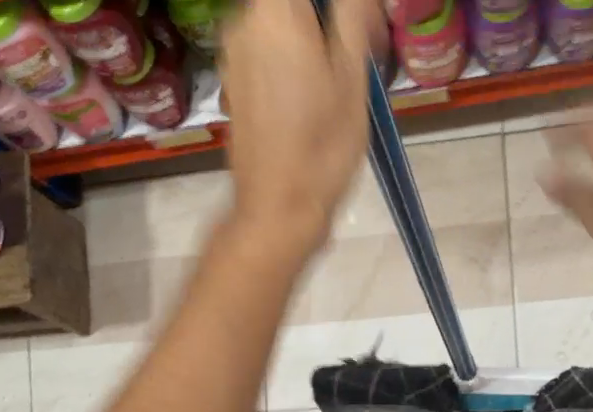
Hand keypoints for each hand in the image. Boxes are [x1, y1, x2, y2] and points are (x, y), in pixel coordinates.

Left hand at [220, 0, 379, 247]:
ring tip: (337, 82)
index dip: (338, 6)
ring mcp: (232, 54)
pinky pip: (265, 53)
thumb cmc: (323, 147)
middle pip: (290, 4)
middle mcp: (244, 21)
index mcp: (275, 12)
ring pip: (278, 26)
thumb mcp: (352, 78)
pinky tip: (311, 101)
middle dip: (325, 19)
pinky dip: (290, 63)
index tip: (360, 25)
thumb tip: (356, 0)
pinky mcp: (233, 84)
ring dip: (310, 41)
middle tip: (357, 52)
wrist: (279, 209)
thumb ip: (352, 16)